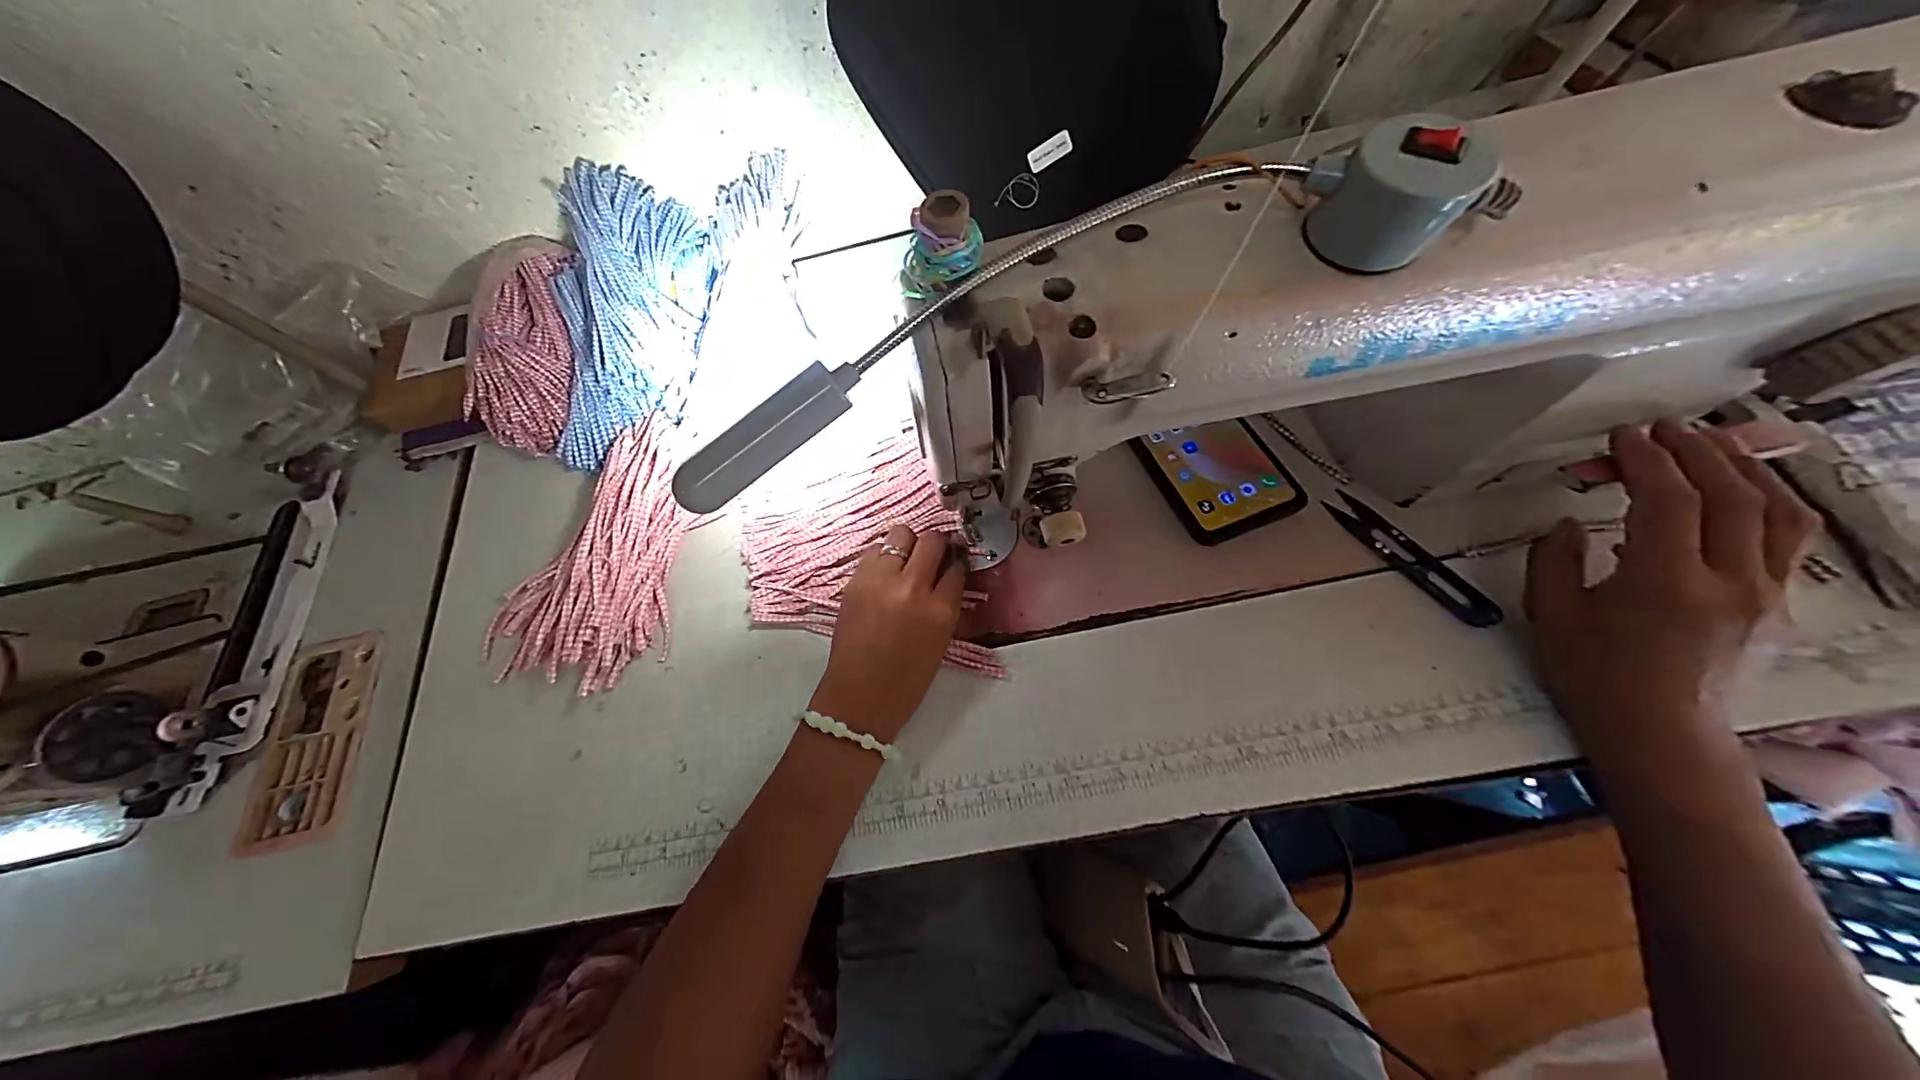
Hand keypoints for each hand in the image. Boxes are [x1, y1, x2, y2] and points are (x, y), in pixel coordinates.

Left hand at [809, 525, 967, 742]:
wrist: (862, 695)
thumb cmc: (907, 677)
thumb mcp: (941, 640)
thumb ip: (946, 604)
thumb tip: (947, 574)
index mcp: (941, 611)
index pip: (957, 566)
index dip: (957, 560)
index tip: (954, 560)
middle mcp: (914, 589)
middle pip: (932, 540)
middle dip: (936, 544)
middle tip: (932, 554)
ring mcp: (881, 581)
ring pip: (900, 534)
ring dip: (907, 544)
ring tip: (905, 561)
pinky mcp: (856, 581)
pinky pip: (874, 550)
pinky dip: (882, 556)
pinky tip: (884, 572)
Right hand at [1525, 420, 1819, 759]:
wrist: (1659, 734)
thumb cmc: (1596, 677)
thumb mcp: (1552, 617)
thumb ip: (1554, 562)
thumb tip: (1569, 525)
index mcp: (1665, 584)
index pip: (1668, 501)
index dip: (1646, 461)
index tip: (1626, 437)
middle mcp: (1730, 584)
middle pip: (1731, 496)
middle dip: (1698, 452)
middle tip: (1667, 429)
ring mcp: (1765, 597)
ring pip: (1777, 514)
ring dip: (1746, 471)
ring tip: (1716, 446)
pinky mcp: (1778, 610)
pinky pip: (1784, 544)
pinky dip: (1762, 506)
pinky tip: (1738, 497)